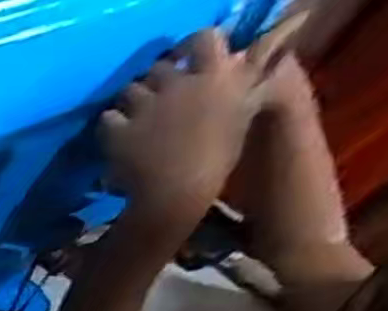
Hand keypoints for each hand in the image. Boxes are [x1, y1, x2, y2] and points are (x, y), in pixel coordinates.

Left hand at [100, 27, 278, 216]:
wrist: (176, 196)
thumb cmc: (216, 159)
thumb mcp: (245, 110)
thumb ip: (254, 75)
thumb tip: (280, 38)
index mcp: (215, 76)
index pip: (204, 38)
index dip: (192, 46)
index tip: (187, 59)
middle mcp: (180, 84)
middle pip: (160, 67)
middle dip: (157, 82)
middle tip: (158, 102)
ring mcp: (147, 107)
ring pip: (130, 89)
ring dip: (131, 102)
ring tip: (135, 120)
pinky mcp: (119, 131)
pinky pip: (107, 117)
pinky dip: (110, 126)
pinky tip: (116, 137)